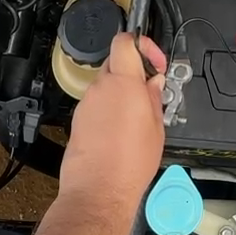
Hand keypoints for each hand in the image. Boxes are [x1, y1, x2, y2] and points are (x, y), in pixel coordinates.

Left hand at [61, 34, 166, 213]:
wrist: (98, 191)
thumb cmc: (128, 164)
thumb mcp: (156, 128)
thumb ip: (154, 98)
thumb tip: (154, 84)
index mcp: (124, 83)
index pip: (125, 42)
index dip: (142, 45)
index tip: (155, 62)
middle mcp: (101, 88)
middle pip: (116, 63)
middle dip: (134, 72)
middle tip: (149, 90)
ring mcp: (87, 103)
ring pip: (106, 85)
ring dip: (121, 92)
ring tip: (137, 116)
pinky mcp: (79, 120)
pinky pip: (97, 104)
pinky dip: (109, 109)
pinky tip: (121, 130)